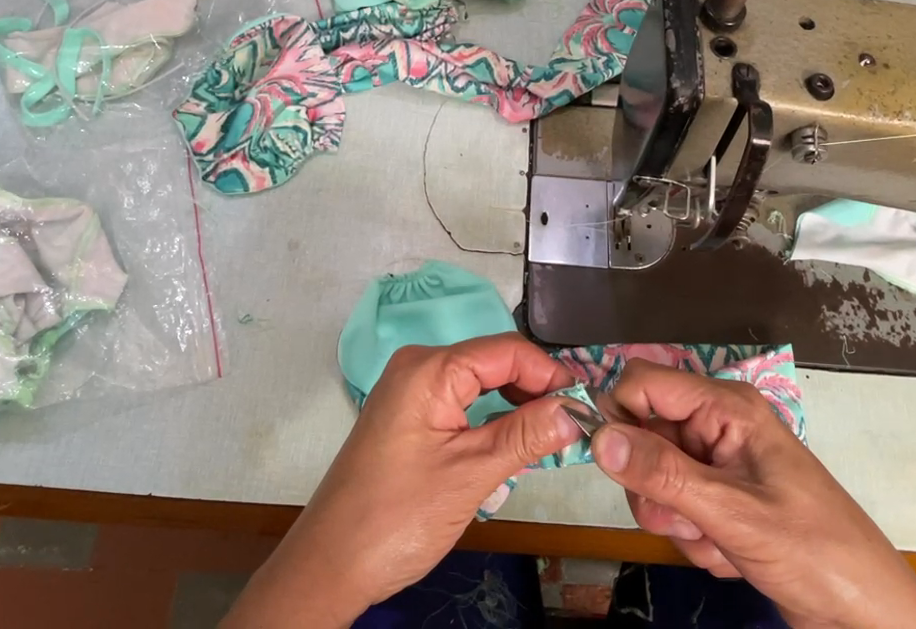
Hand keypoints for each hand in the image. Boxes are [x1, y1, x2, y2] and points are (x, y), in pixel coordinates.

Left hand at [223, 333, 581, 627]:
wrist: (330, 565)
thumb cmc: (397, 517)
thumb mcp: (471, 475)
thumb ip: (526, 435)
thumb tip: (575, 411)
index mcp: (430, 369)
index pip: (507, 351)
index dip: (550, 374)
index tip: (585, 405)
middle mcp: (419, 367)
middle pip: (494, 363)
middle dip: (536, 390)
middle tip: (575, 425)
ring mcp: (412, 391)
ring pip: (481, 384)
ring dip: (517, 406)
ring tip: (553, 437)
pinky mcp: (410, 417)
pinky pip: (463, 403)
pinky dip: (493, 419)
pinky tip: (516, 442)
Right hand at [590, 360, 915, 628]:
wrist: (864, 613)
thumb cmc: (811, 550)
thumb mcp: (731, 513)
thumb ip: (662, 473)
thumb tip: (598, 436)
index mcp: (725, 406)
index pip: (644, 382)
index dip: (620, 415)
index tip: (614, 463)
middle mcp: (718, 424)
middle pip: (644, 435)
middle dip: (654, 487)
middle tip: (683, 520)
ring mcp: (720, 464)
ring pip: (655, 478)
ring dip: (676, 520)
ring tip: (717, 543)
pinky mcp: (722, 499)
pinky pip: (677, 507)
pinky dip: (694, 537)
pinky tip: (730, 554)